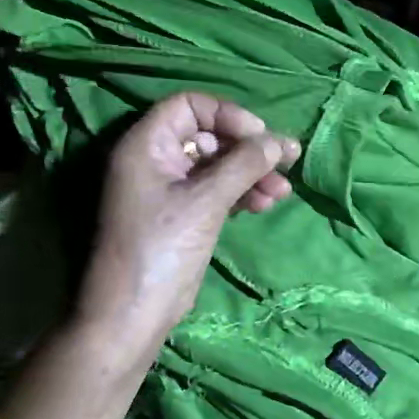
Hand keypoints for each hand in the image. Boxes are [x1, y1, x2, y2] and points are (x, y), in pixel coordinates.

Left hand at [76, 92, 300, 356]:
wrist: (134, 312)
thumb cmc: (161, 248)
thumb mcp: (205, 201)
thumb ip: (243, 164)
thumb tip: (279, 140)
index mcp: (146, 145)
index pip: (189, 106)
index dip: (227, 114)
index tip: (259, 135)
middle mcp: (155, 160)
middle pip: (208, 136)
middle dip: (248, 149)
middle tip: (285, 161)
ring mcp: (169, 189)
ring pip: (217, 166)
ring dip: (251, 173)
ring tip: (281, 192)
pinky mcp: (183, 215)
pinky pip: (216, 191)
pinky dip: (241, 193)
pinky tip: (266, 203)